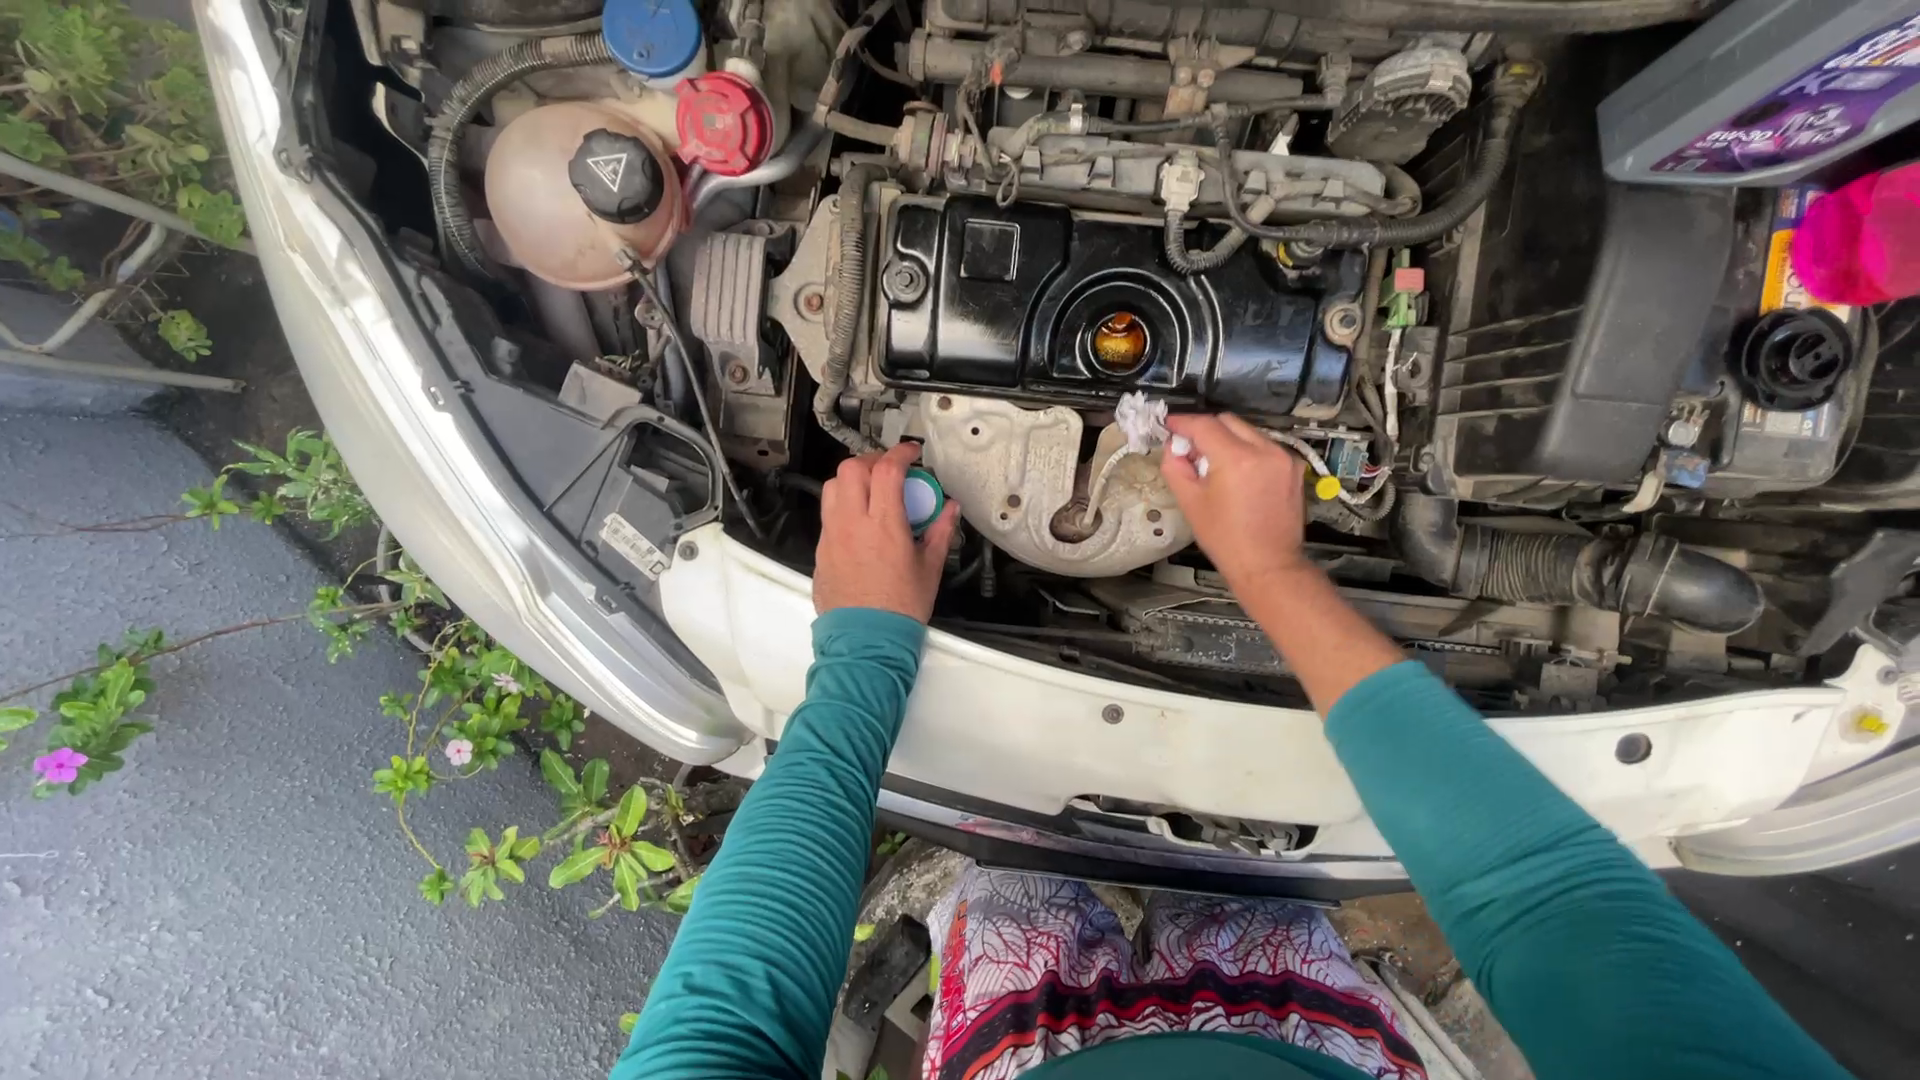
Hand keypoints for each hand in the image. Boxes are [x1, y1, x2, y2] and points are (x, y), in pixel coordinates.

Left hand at [814, 442, 959, 621]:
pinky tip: (860, 521)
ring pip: (831, 487)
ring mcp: (832, 536)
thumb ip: (940, 531)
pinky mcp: (822, 550)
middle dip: (872, 461)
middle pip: (851, 469)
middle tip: (890, 470)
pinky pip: (827, 514)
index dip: (901, 452)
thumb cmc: (900, 608)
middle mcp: (852, 523)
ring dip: (851, 480)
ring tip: (871, 492)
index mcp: (883, 524)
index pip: (886, 469)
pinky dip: (843, 505)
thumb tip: (951, 508)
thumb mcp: (929, 567)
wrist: (866, 640)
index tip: (912, 453)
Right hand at [1160, 413, 1310, 592]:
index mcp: (1237, 459)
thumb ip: (1175, 466)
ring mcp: (1284, 457)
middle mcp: (1265, 451)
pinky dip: (1246, 451)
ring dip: (1227, 440)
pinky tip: (1237, 475)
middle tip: (1190, 451)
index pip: (1204, 425)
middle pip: (1228, 421)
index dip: (1182, 422)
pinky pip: (1264, 446)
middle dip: (1205, 430)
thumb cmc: (1226, 539)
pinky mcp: (1293, 467)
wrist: (1267, 564)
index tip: (1169, 426)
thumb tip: (1174, 446)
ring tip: (1215, 467)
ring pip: (1247, 431)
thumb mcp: (1189, 502)